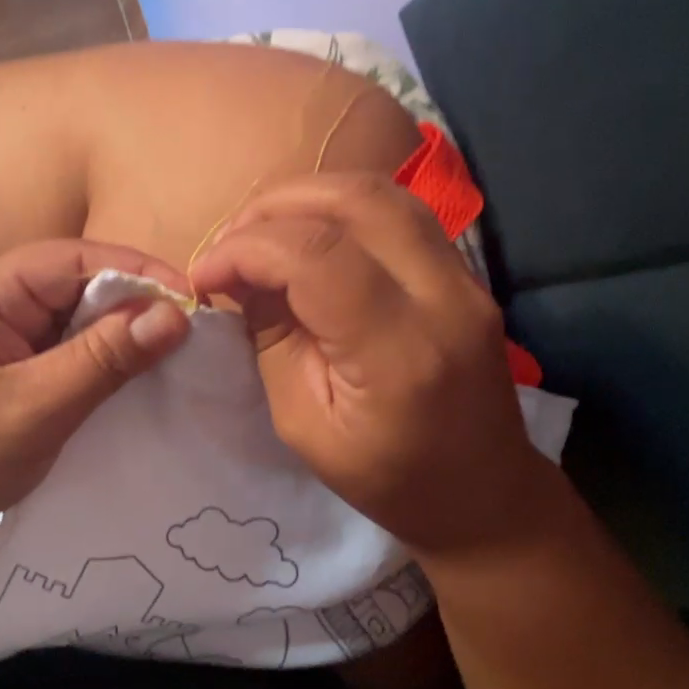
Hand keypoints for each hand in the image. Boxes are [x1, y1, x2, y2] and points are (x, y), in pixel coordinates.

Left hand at [0, 239, 190, 544]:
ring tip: (169, 354)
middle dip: (129, 303)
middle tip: (189, 333)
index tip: (192, 299)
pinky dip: (93, 360)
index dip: (135, 270)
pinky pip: (57, 349)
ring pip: (68, 318)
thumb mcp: (35, 409)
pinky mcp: (0, 367)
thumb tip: (175, 316)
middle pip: (71, 284)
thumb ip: (104, 360)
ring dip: (115, 334)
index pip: (70, 258)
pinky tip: (128, 377)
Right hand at [189, 172, 546, 554]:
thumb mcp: (304, 426)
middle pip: (355, 201)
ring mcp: (465, 279)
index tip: (205, 275)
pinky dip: (339, 212)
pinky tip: (306, 238)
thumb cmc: (387, 480)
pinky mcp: (466, 274)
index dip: (248, 249)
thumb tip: (241, 277)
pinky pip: (398, 214)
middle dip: (273, 207)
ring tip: (260, 232)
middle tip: (228, 242)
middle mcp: (442, 298)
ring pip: (382, 193)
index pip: (317, 257)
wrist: (483, 495)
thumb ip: (273, 341)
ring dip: (308, 198)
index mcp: (398, 354)